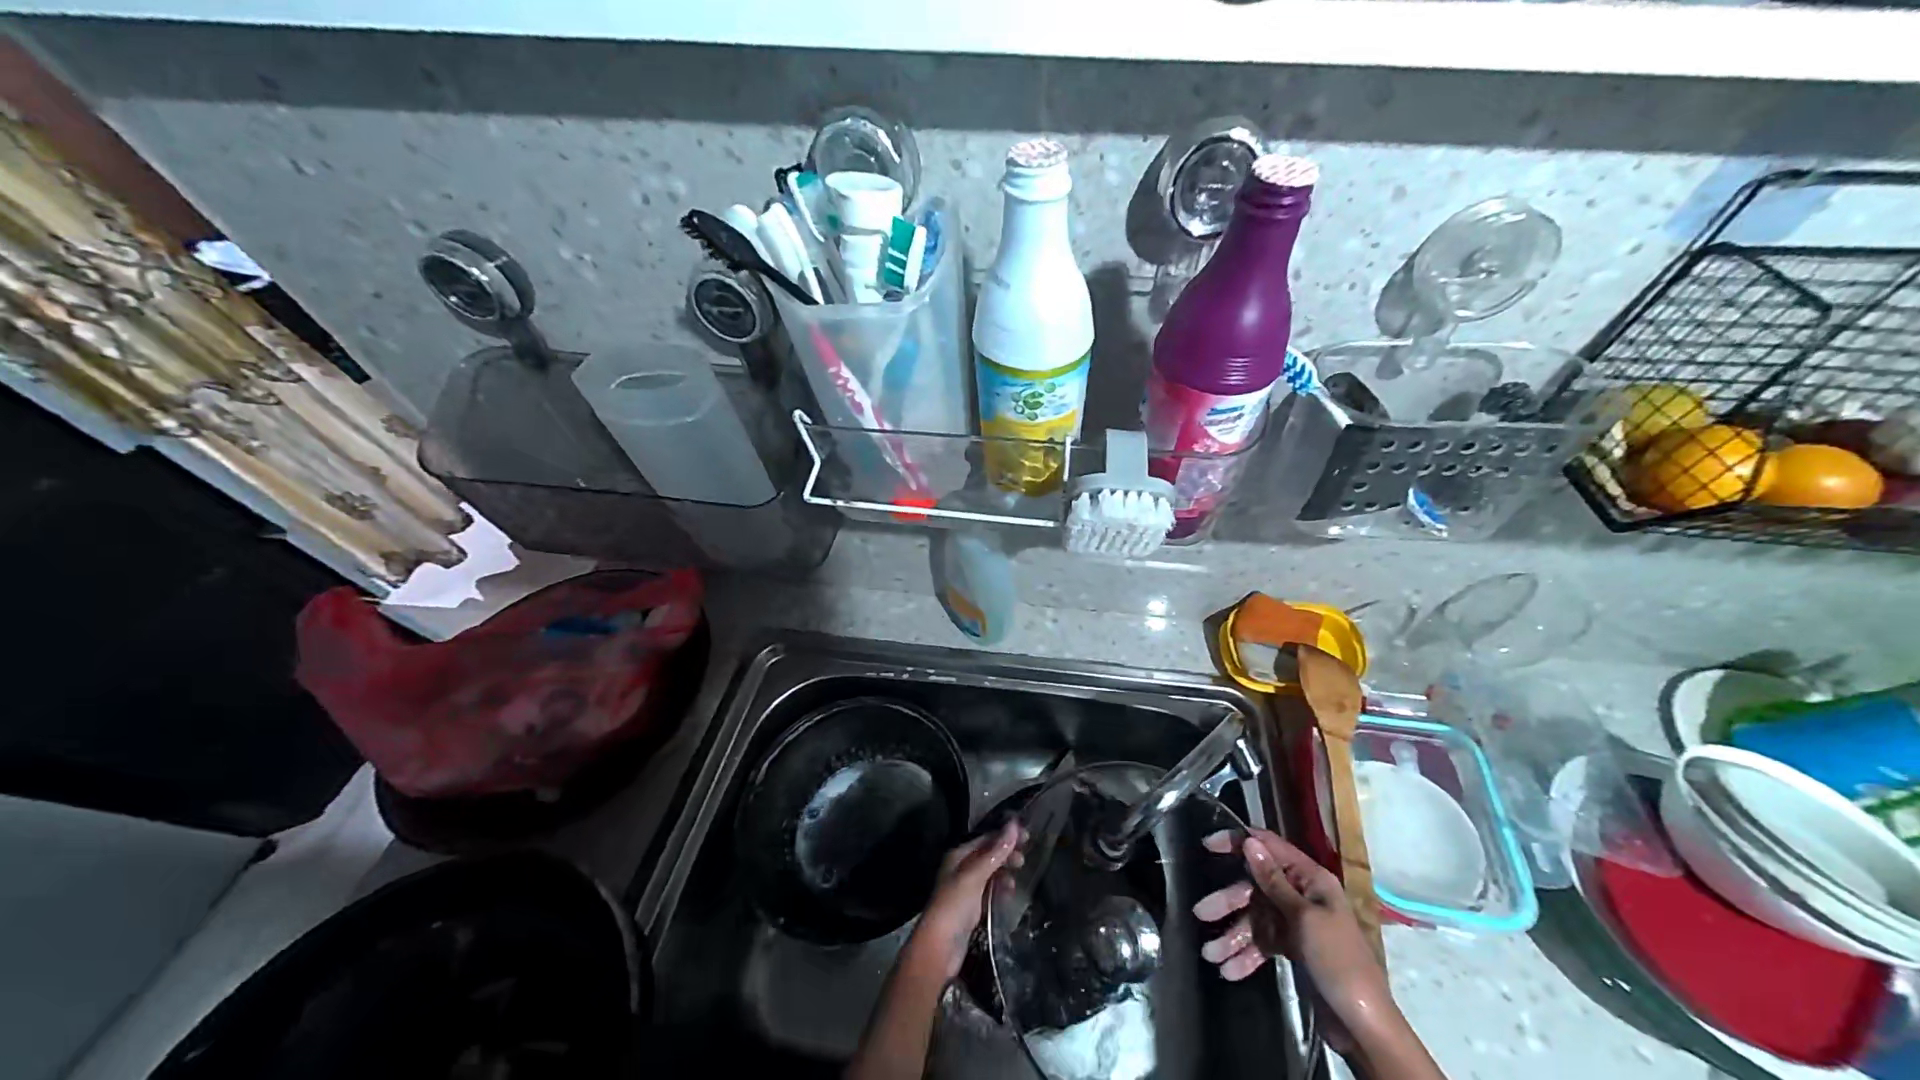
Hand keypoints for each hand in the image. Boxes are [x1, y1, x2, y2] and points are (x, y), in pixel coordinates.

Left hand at [907, 820, 1024, 978]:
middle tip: (1023, 860)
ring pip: (991, 873)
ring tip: (1016, 878)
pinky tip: (1009, 892)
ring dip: (1004, 872)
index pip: (985, 839)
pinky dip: (1000, 889)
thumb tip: (1014, 824)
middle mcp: (961, 868)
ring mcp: (966, 888)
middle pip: (988, 855)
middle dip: (1006, 854)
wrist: (939, 947)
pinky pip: (990, 891)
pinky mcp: (972, 907)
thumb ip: (995, 852)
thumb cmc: (955, 905)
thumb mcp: (975, 875)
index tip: (1027, 836)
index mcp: (958, 855)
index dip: (1005, 836)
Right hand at [1192, 828, 1400, 1045]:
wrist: (1362, 1025)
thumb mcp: (1304, 918)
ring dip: (1233, 935)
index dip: (1238, 842)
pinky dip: (1246, 955)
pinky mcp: (1292, 948)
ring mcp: (1296, 923)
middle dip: (1228, 902)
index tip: (1207, 845)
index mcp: (1312, 880)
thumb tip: (1250, 842)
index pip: (1270, 848)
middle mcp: (1302, 895)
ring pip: (1255, 918)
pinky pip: (1262, 943)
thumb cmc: (1338, 962)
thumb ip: (1273, 881)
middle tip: (1201, 914)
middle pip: (1255, 887)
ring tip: (1211, 955)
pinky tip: (1230, 970)